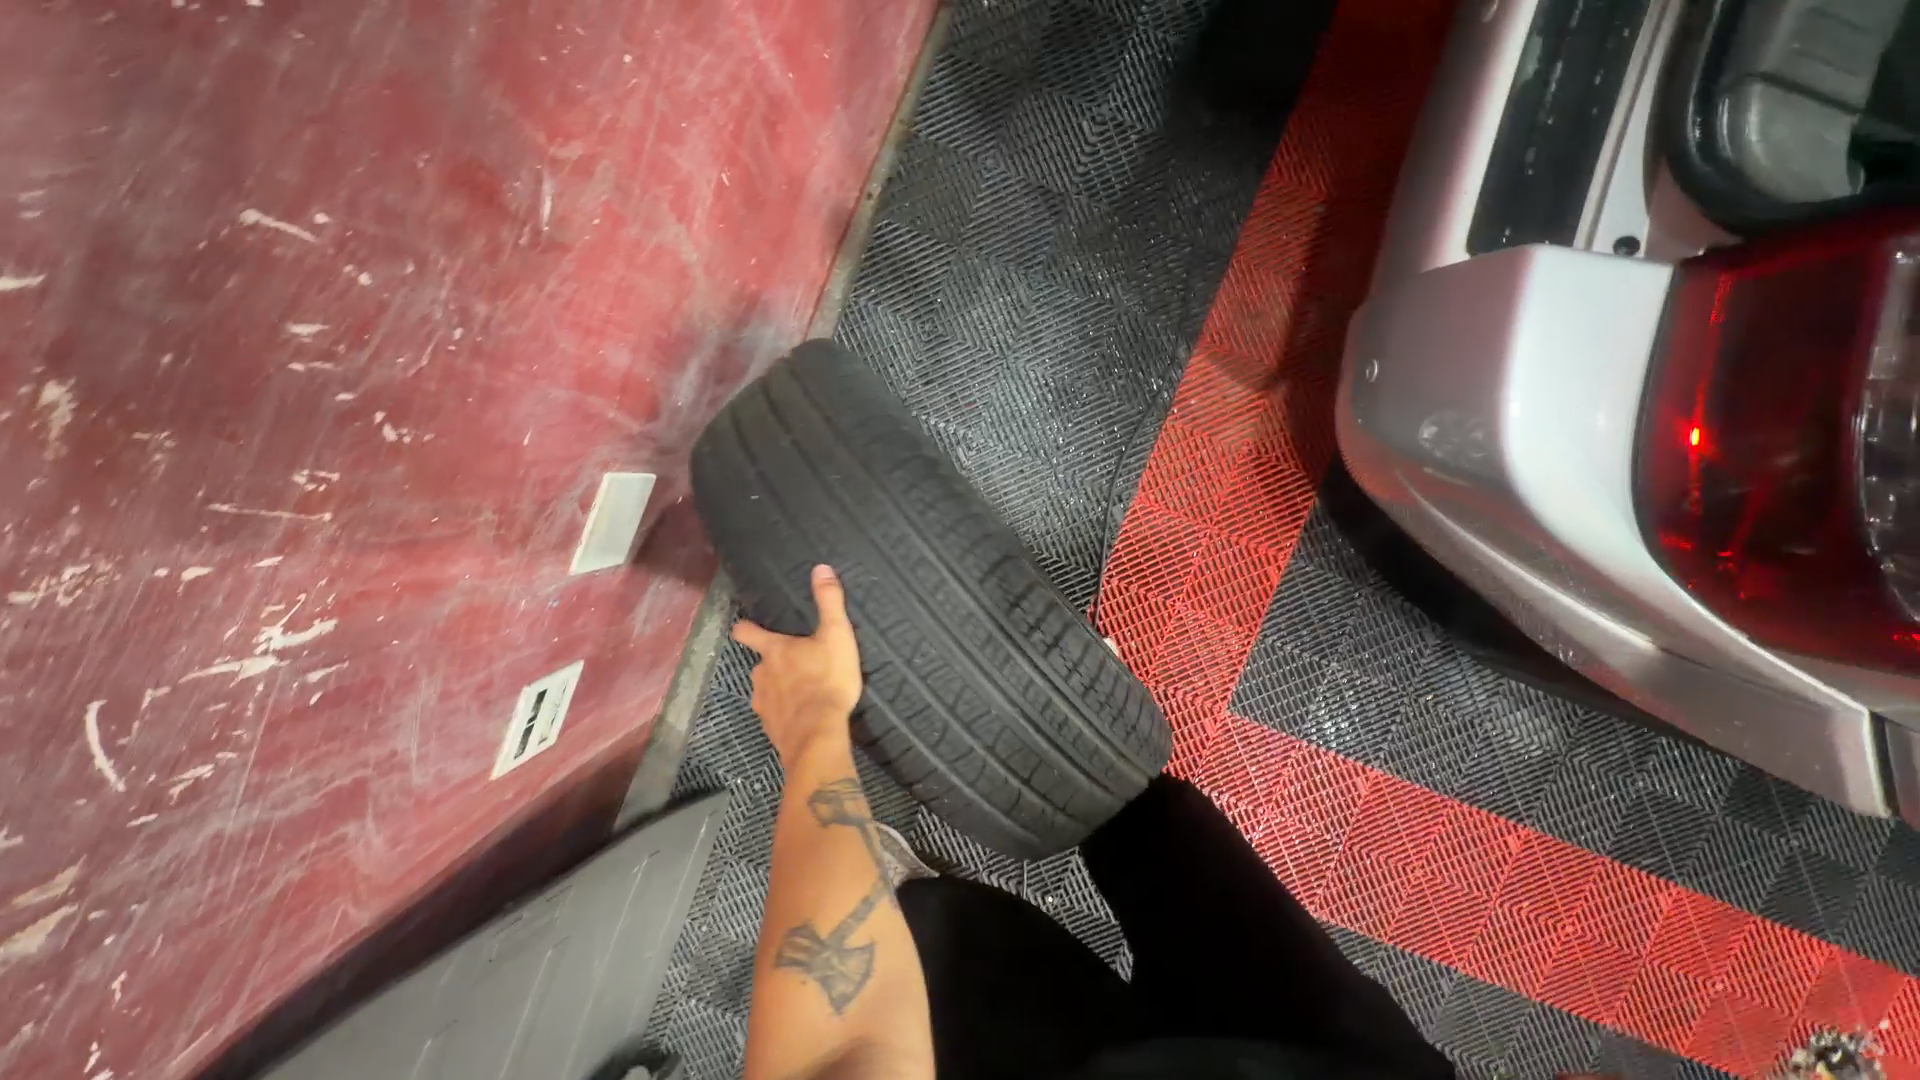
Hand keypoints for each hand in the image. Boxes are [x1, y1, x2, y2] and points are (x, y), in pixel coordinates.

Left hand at [732, 564, 863, 767]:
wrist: (818, 733)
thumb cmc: (827, 680)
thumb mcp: (836, 635)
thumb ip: (829, 602)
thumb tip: (821, 568)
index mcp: (774, 651)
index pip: (747, 633)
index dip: (746, 628)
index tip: (747, 627)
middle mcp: (761, 675)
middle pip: (761, 664)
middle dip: (776, 664)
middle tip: (799, 666)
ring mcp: (763, 704)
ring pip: (768, 691)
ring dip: (781, 690)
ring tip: (805, 693)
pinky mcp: (771, 729)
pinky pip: (776, 716)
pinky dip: (787, 714)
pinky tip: (804, 717)